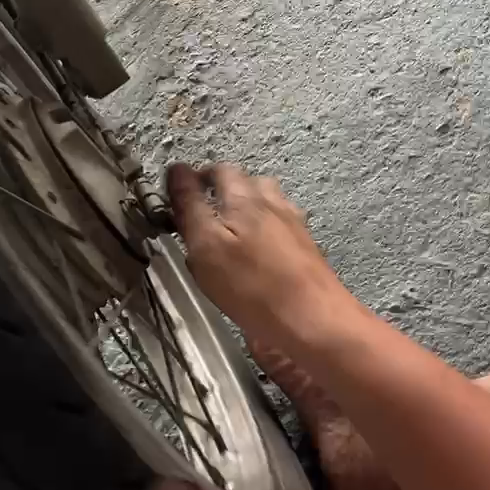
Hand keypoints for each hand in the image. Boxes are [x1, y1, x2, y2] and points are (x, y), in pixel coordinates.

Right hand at [167, 162, 356, 348]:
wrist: (312, 318)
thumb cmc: (252, 286)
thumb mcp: (207, 246)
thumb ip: (191, 207)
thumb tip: (177, 171)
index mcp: (244, 198)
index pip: (216, 172)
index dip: (194, 175)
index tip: (177, 184)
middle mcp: (271, 201)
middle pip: (246, 180)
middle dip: (223, 185)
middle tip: (203, 204)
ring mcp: (292, 221)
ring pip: (267, 198)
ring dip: (248, 201)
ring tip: (231, 220)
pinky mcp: (305, 245)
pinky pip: (282, 221)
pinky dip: (266, 223)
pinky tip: (261, 243)